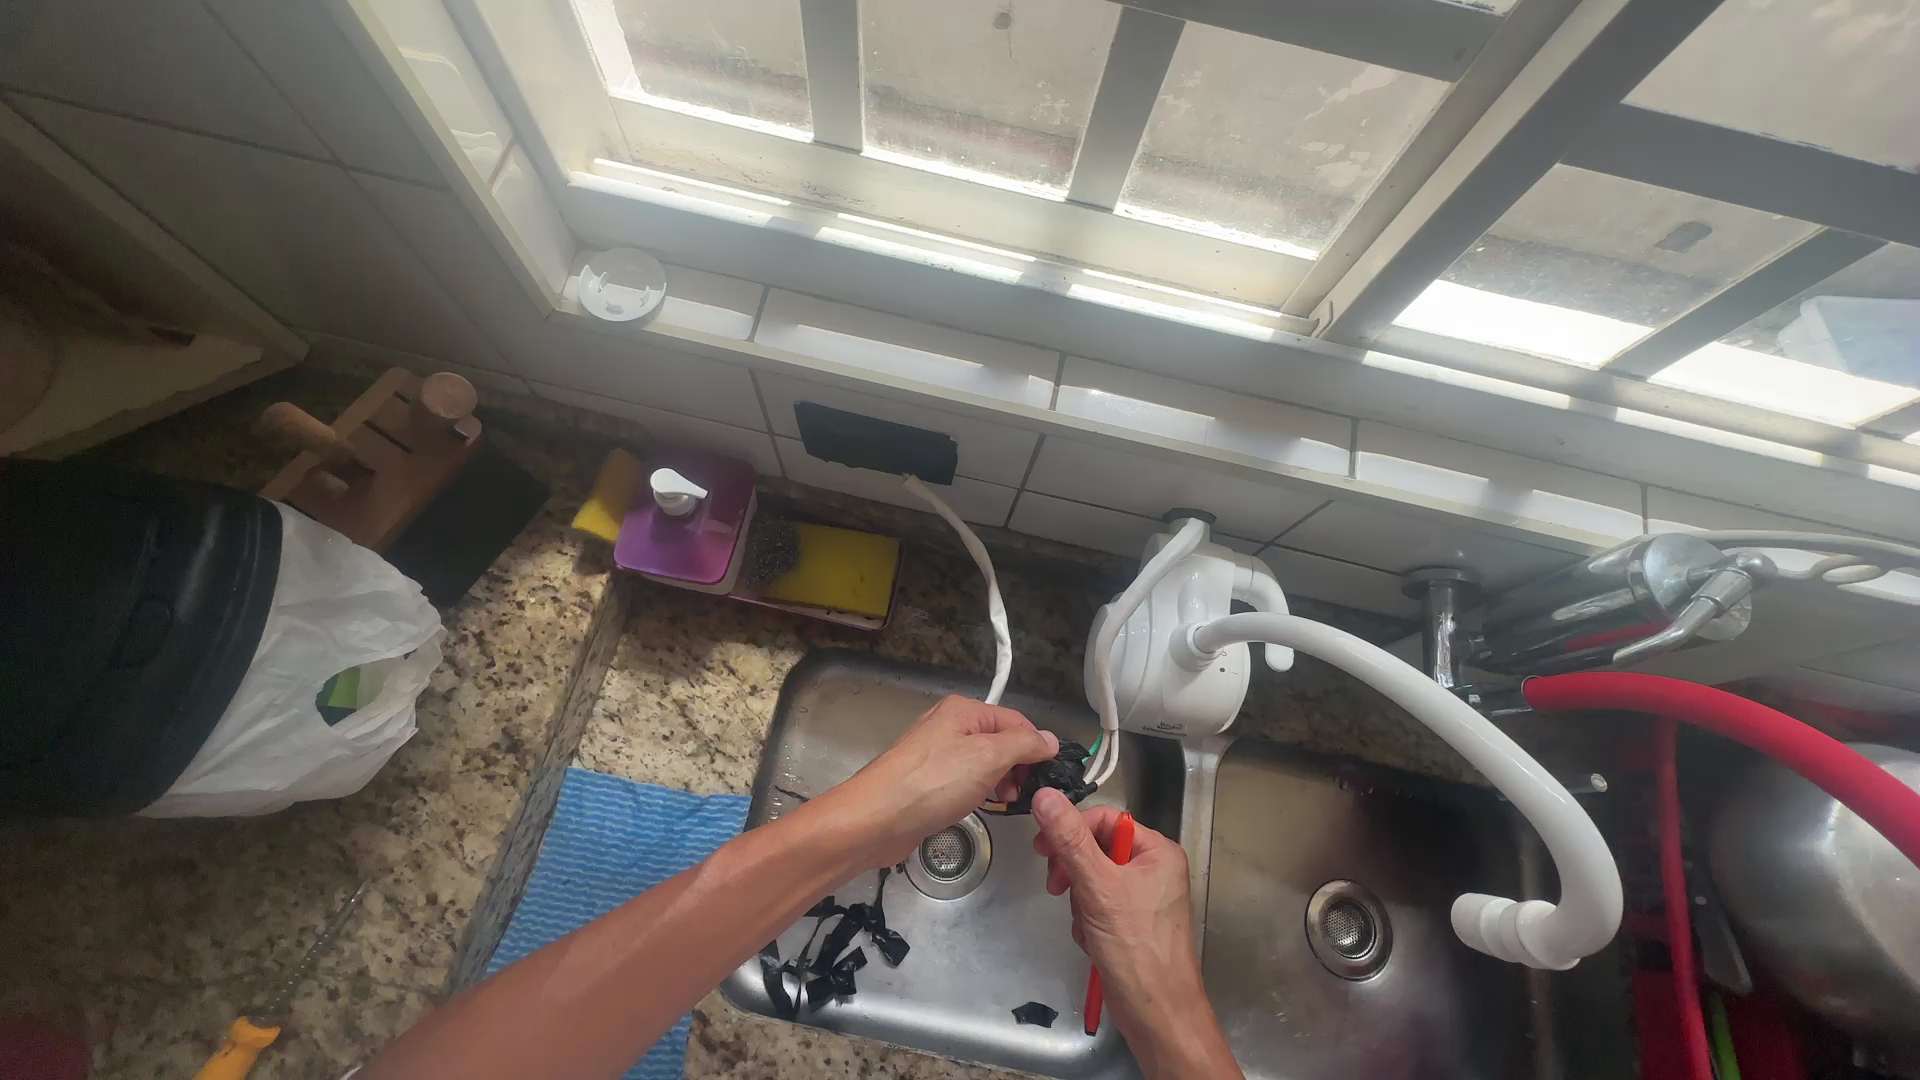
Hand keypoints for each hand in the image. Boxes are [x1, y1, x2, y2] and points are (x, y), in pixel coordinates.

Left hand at [821, 695, 1057, 868]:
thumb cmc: (933, 783)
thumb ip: (1023, 745)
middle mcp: (949, 725)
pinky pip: (965, 780)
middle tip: (1023, 794)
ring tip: (1004, 803)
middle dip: (1017, 766)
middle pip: (1000, 740)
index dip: (1036, 747)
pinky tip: (980, 807)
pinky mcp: (927, 780)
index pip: (1016, 721)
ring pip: (983, 762)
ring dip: (1000, 781)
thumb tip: (1050, 739)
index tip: (1049, 777)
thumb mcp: (987, 757)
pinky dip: (978, 791)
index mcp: (963, 710)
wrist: (876, 818)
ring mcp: (936, 753)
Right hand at [1031, 788, 1242, 1079]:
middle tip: (1058, 887)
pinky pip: (1096, 903)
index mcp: (1156, 851)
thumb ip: (1070, 839)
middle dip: (1074, 872)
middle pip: (1095, 848)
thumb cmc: (1136, 949)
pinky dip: (1087, 919)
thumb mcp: (1097, 886)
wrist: (1157, 1016)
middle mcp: (1152, 868)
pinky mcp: (1130, 922)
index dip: (1072, 831)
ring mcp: (1142, 896)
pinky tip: (1092, 938)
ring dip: (1079, 900)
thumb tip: (1045, 795)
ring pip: (1091, 877)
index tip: (1044, 848)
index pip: (1104, 820)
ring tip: (1086, 923)